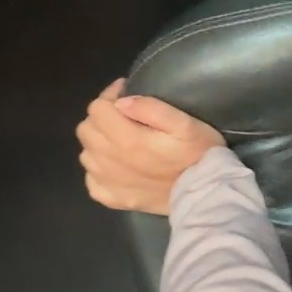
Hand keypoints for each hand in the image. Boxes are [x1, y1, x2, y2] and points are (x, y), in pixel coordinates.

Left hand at [76, 79, 225, 214]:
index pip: (97, 109)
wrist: (206, 194)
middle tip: (123, 115)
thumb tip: (123, 101)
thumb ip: (152, 108)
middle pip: (85, 129)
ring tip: (120, 140)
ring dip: (98, 143)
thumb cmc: (198, 154)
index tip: (126, 92)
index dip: (110, 95)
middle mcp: (110, 160)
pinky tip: (116, 166)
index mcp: (127, 139)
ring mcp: (109, 182)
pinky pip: (91, 181)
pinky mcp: (114, 199)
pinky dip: (98, 169)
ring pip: (86, 154)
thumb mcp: (185, 123)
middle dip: (101, 117)